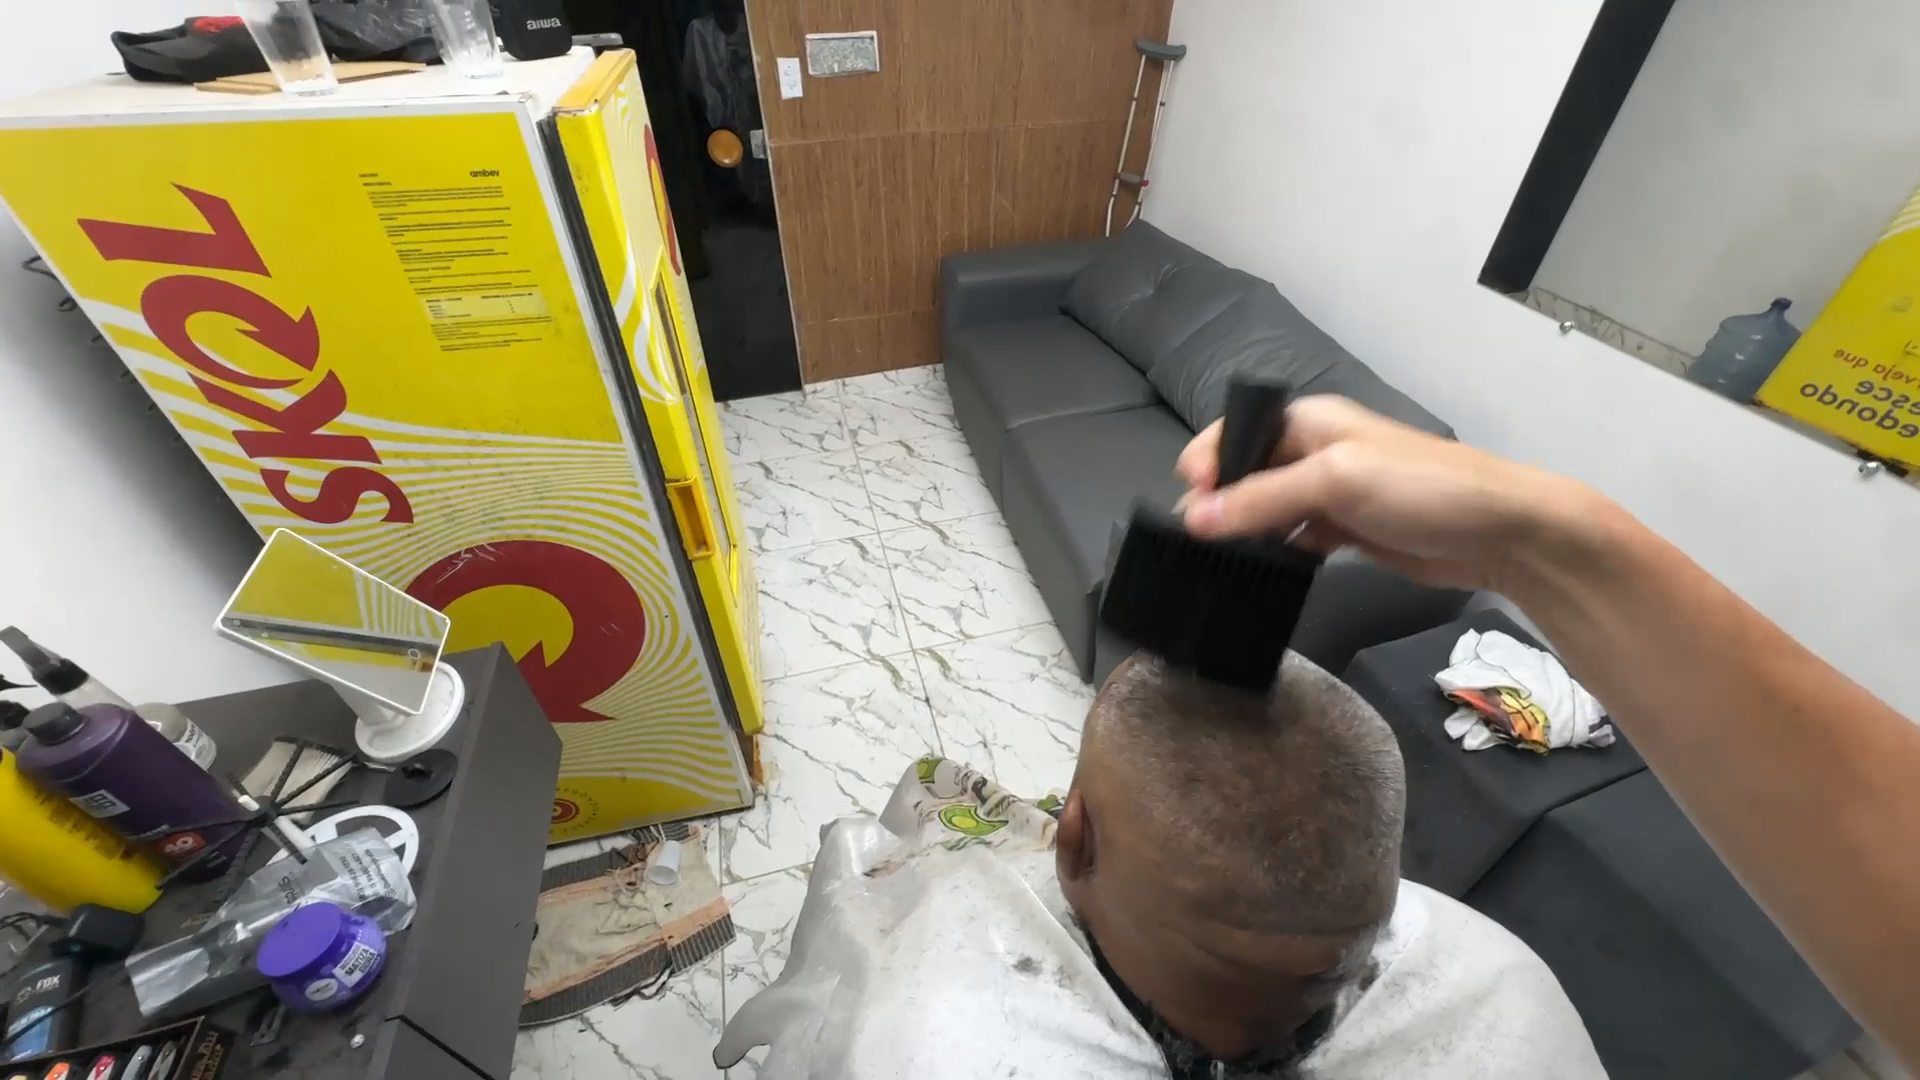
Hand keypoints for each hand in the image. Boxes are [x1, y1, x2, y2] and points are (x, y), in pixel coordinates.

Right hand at [1176, 395, 1611, 593]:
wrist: (1504, 533)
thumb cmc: (1420, 488)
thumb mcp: (1334, 482)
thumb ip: (1259, 499)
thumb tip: (1192, 518)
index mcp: (1305, 422)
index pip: (1232, 434)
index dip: (1206, 464)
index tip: (1193, 506)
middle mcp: (1308, 452)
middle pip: (1242, 474)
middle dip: (1217, 503)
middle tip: (1199, 544)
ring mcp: (1324, 492)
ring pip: (1262, 509)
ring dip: (1241, 531)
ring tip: (1219, 561)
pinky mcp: (1339, 528)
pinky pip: (1288, 536)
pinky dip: (1272, 551)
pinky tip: (1261, 569)